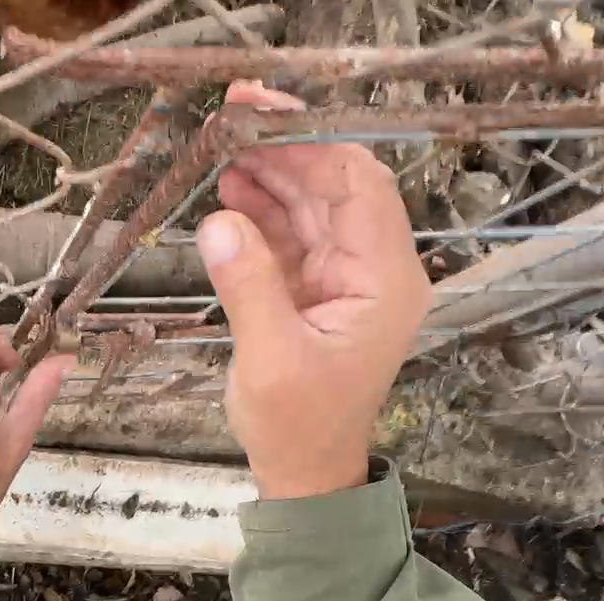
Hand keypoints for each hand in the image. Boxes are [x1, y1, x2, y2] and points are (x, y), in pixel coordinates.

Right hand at [199, 81, 431, 499]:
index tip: (261, 125)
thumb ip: (248, 286)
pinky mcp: (315, 298)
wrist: (304, 471)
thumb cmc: (297, 424)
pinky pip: (292, 246)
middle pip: (337, 192)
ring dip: (271, 187)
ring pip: (312, 215)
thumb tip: (218, 222)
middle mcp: (372, 272)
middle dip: (289, 157)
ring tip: (224, 163)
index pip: (359, 189)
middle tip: (235, 129)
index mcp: (384, 281)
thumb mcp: (269, 358)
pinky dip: (262, 223)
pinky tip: (231, 205)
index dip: (312, 150)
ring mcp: (343, 284)